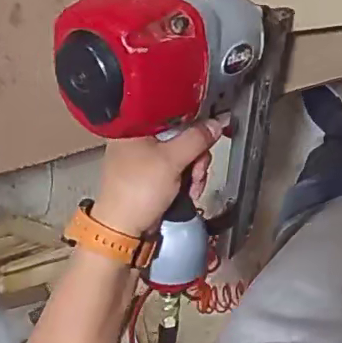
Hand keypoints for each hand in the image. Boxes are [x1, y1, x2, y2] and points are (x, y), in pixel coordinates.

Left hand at [88, 116, 226, 235]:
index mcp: (134, 128)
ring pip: (184, 154)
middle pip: (183, 136)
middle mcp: (139, 140)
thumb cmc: (140, 190)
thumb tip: (218, 122)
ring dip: (195, 171)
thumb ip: (197, 138)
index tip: (208, 135)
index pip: (173, 112)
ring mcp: (146, 159)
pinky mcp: (153, 176)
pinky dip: (188, 179)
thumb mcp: (172, 160)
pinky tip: (189, 191)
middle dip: (196, 156)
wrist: (123, 230)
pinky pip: (179, 169)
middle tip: (196, 171)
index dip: (194, 123)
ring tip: (192, 186)